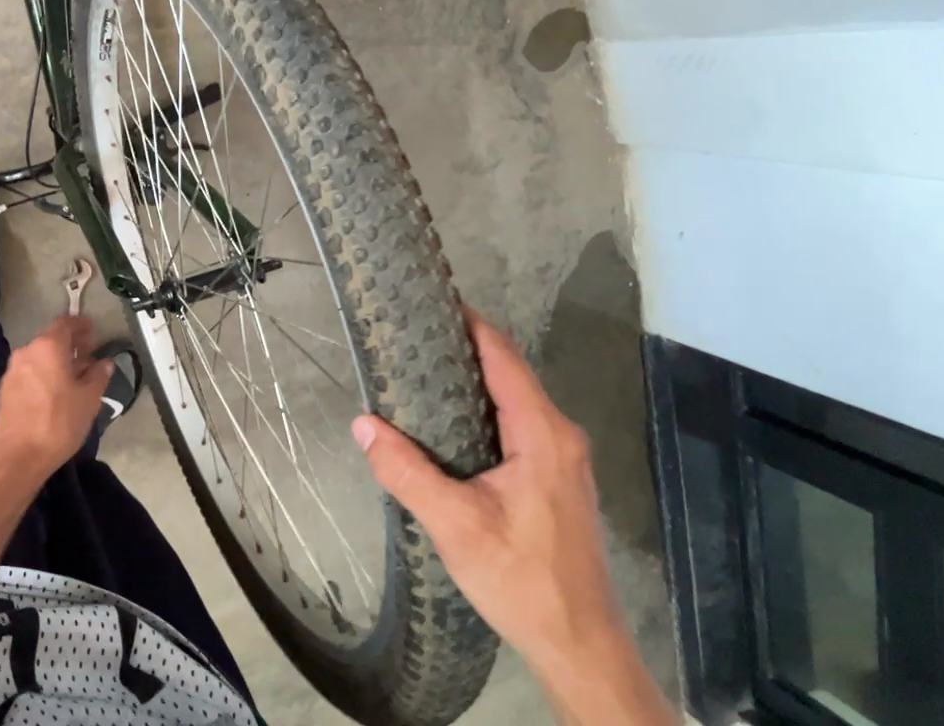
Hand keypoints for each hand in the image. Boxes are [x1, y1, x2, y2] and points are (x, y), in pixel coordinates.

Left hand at [0, 316, 110, 479]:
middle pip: (51, 340)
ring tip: (75, 377)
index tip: (92, 330)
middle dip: (70, 346)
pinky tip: (55, 392)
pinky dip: (43, 375)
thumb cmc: (58, 423)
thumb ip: (98, 376)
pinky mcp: (4, 390)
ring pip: (39, 358)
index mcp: (47, 347)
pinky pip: (29, 373)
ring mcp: (12, 371)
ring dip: (57, 362)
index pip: (65, 324)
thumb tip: (105, 363)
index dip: (80, 325)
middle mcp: (26, 352)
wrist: (17, 457)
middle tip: (88, 355)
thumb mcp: (88, 400)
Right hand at [350, 312, 626, 673]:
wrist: (580, 644)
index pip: (504, 358)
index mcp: (542, 435)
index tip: (430, 299)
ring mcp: (563, 459)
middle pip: (509, 373)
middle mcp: (560, 436)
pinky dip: (482, 408)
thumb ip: (406, 471)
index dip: (470, 324)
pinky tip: (446, 421)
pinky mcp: (556, 480)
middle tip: (408, 334)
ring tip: (417, 370)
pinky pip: (517, 425)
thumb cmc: (522, 580)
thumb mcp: (454, 525)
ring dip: (471, 380)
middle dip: (462, 348)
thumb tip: (363, 423)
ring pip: (513, 400)